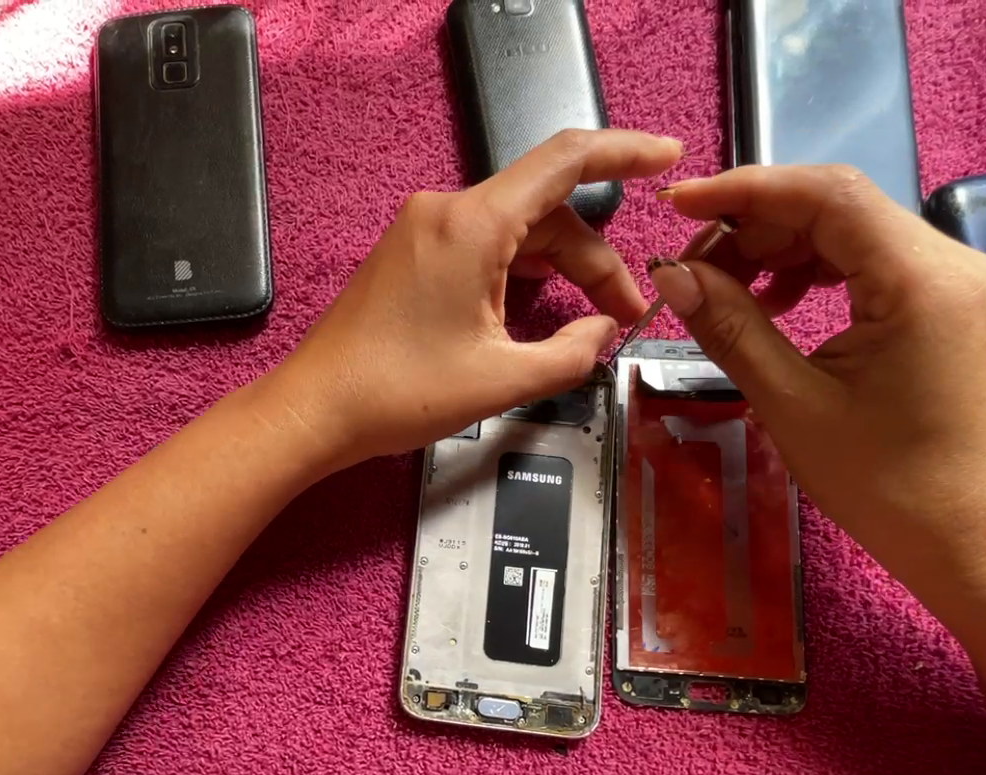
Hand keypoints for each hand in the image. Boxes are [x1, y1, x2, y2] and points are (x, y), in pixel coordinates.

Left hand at [260, 129, 682, 466]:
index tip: (670, 160)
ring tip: (588, 321)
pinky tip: (533, 311)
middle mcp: (445, 213)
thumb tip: (602, 332)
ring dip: (556, 270)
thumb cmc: (397, 394)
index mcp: (473, 225)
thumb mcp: (501, 380)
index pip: (567, 160)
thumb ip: (571, 354)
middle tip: (626, 315)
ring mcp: (420, 233)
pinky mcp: (407, 258)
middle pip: (545, 212)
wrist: (315, 410)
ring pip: (513, 233)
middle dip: (594, 260)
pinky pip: (478, 250)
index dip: (627, 152)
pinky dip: (515, 275)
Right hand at [642, 165, 985, 601]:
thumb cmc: (875, 477)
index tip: (678, 203)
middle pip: (836, 207)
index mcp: (920, 279)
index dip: (745, 190)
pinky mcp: (941, 302)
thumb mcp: (788, 400)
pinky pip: (865, 262)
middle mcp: (948, 260)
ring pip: (848, 232)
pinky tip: (775, 305)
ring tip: (724, 292)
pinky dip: (809, 272)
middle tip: (691, 271)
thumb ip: (730, 326)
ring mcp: (951, 279)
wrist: (958, 530)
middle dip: (754, 228)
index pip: (827, 195)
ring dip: (777, 251)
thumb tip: (672, 275)